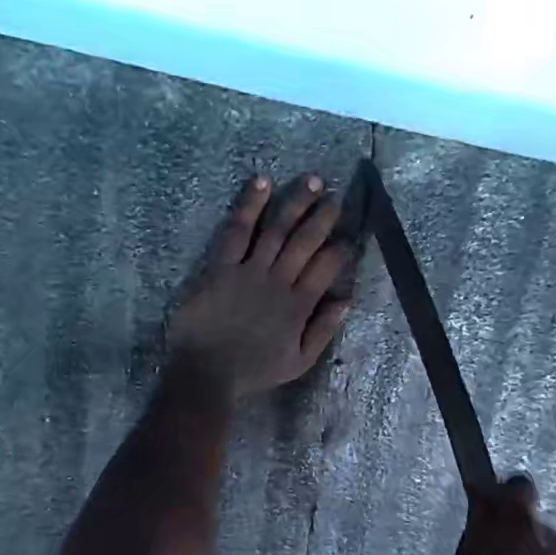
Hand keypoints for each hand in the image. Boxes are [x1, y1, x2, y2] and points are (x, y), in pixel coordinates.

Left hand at [167, 174, 351, 397]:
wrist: (205, 374)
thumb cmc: (250, 372)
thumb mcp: (298, 362)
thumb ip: (323, 331)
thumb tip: (346, 300)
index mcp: (299, 305)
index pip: (328, 266)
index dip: (342, 247)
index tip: (350, 234)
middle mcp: (278, 282)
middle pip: (306, 241)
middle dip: (324, 216)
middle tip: (336, 195)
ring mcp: (249, 271)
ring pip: (277, 229)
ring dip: (296, 202)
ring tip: (313, 180)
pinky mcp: (220, 267)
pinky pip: (237, 231)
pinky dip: (250, 205)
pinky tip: (262, 182)